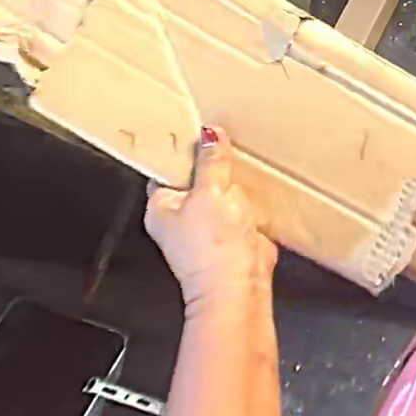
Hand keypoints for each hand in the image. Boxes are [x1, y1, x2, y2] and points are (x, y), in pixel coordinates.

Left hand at [145, 128, 276, 311]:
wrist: (240, 288)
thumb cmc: (213, 252)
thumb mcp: (210, 192)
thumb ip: (211, 160)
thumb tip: (210, 135)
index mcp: (161, 206)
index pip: (166, 165)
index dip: (182, 146)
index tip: (198, 127)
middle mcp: (181, 215)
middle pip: (195, 173)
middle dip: (211, 160)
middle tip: (224, 142)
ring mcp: (208, 223)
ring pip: (219, 188)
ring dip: (232, 178)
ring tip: (241, 162)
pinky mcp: (232, 231)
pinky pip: (239, 203)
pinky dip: (248, 194)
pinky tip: (255, 184)